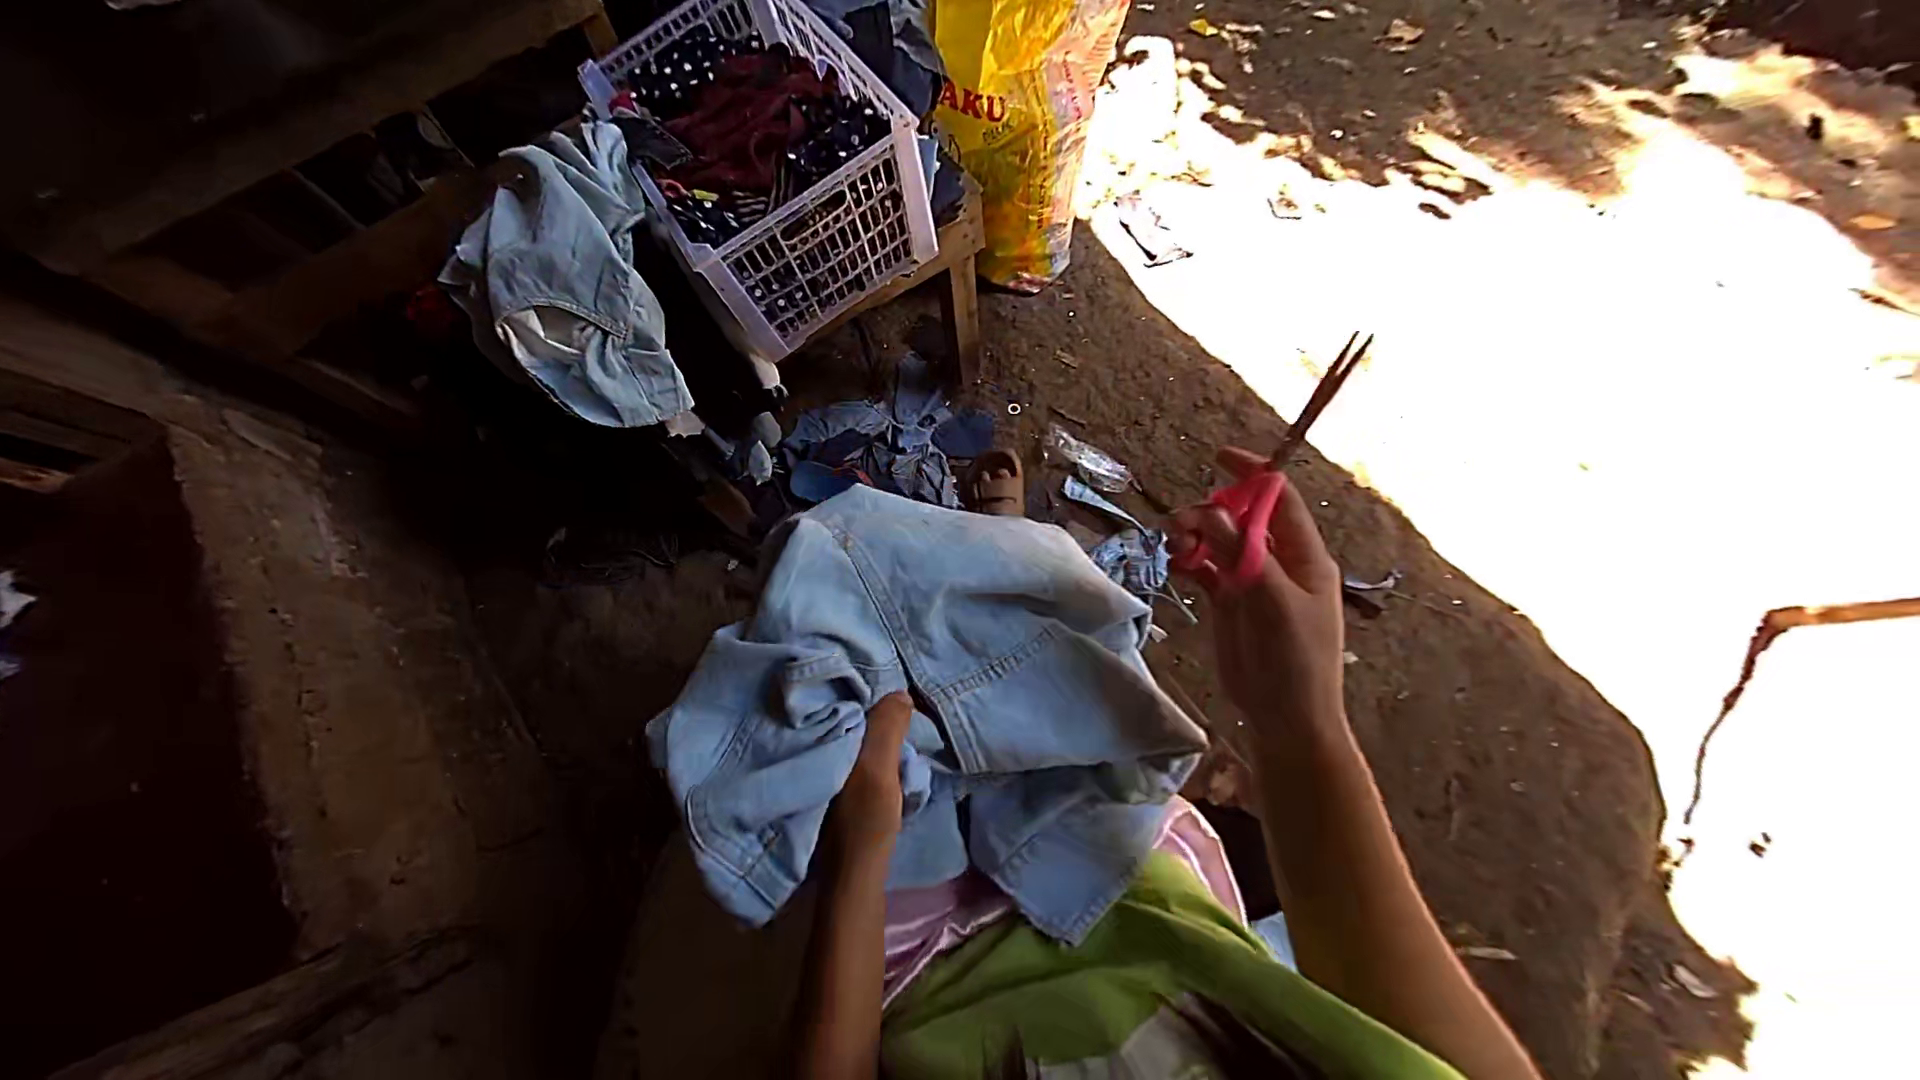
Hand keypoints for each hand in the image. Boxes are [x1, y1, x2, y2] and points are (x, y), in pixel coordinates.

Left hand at [823, 692, 913, 859]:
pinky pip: (861, 756)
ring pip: (859, 737)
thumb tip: (900, 692)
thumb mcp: (878, 768)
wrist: (856, 877)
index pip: (844, 699)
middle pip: (853, 717)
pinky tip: (893, 757)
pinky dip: (877, 753)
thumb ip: (887, 728)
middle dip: (878, 713)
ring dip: (880, 735)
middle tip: (908, 714)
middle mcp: (817, 750)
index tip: (900, 692)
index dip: (871, 691)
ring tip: (905, 732)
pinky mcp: (839, 788)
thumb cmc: (865, 819)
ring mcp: (828, 771)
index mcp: (820, 740)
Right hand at [1170, 447, 1346, 741]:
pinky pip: (1206, 568)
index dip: (1253, 475)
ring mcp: (1251, 581)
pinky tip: (1176, 563)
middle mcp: (1278, 562)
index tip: (1220, 458)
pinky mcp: (1229, 601)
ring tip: (1173, 547)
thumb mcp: (1273, 603)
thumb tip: (1214, 513)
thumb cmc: (1295, 660)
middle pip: (1241, 519)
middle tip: (1179, 526)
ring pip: (1219, 542)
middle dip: (1210, 513)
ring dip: (1195, 536)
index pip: (1280, 500)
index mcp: (1304, 557)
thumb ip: (1243, 556)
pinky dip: (1190, 561)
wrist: (1284, 715)